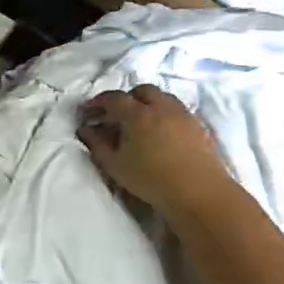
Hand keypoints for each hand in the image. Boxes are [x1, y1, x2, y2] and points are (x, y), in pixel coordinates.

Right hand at [78, 85, 239, 216]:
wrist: (198, 192)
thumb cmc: (150, 179)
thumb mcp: (115, 165)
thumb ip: (97, 144)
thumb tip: (85, 129)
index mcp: (138, 113)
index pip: (113, 98)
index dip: (97, 102)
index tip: (87, 112)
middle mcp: (161, 106)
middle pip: (141, 91)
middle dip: (125, 98)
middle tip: (115, 114)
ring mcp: (183, 114)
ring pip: (162, 97)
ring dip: (147, 103)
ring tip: (139, 121)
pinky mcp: (198, 125)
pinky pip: (176, 110)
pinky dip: (163, 113)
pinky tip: (160, 132)